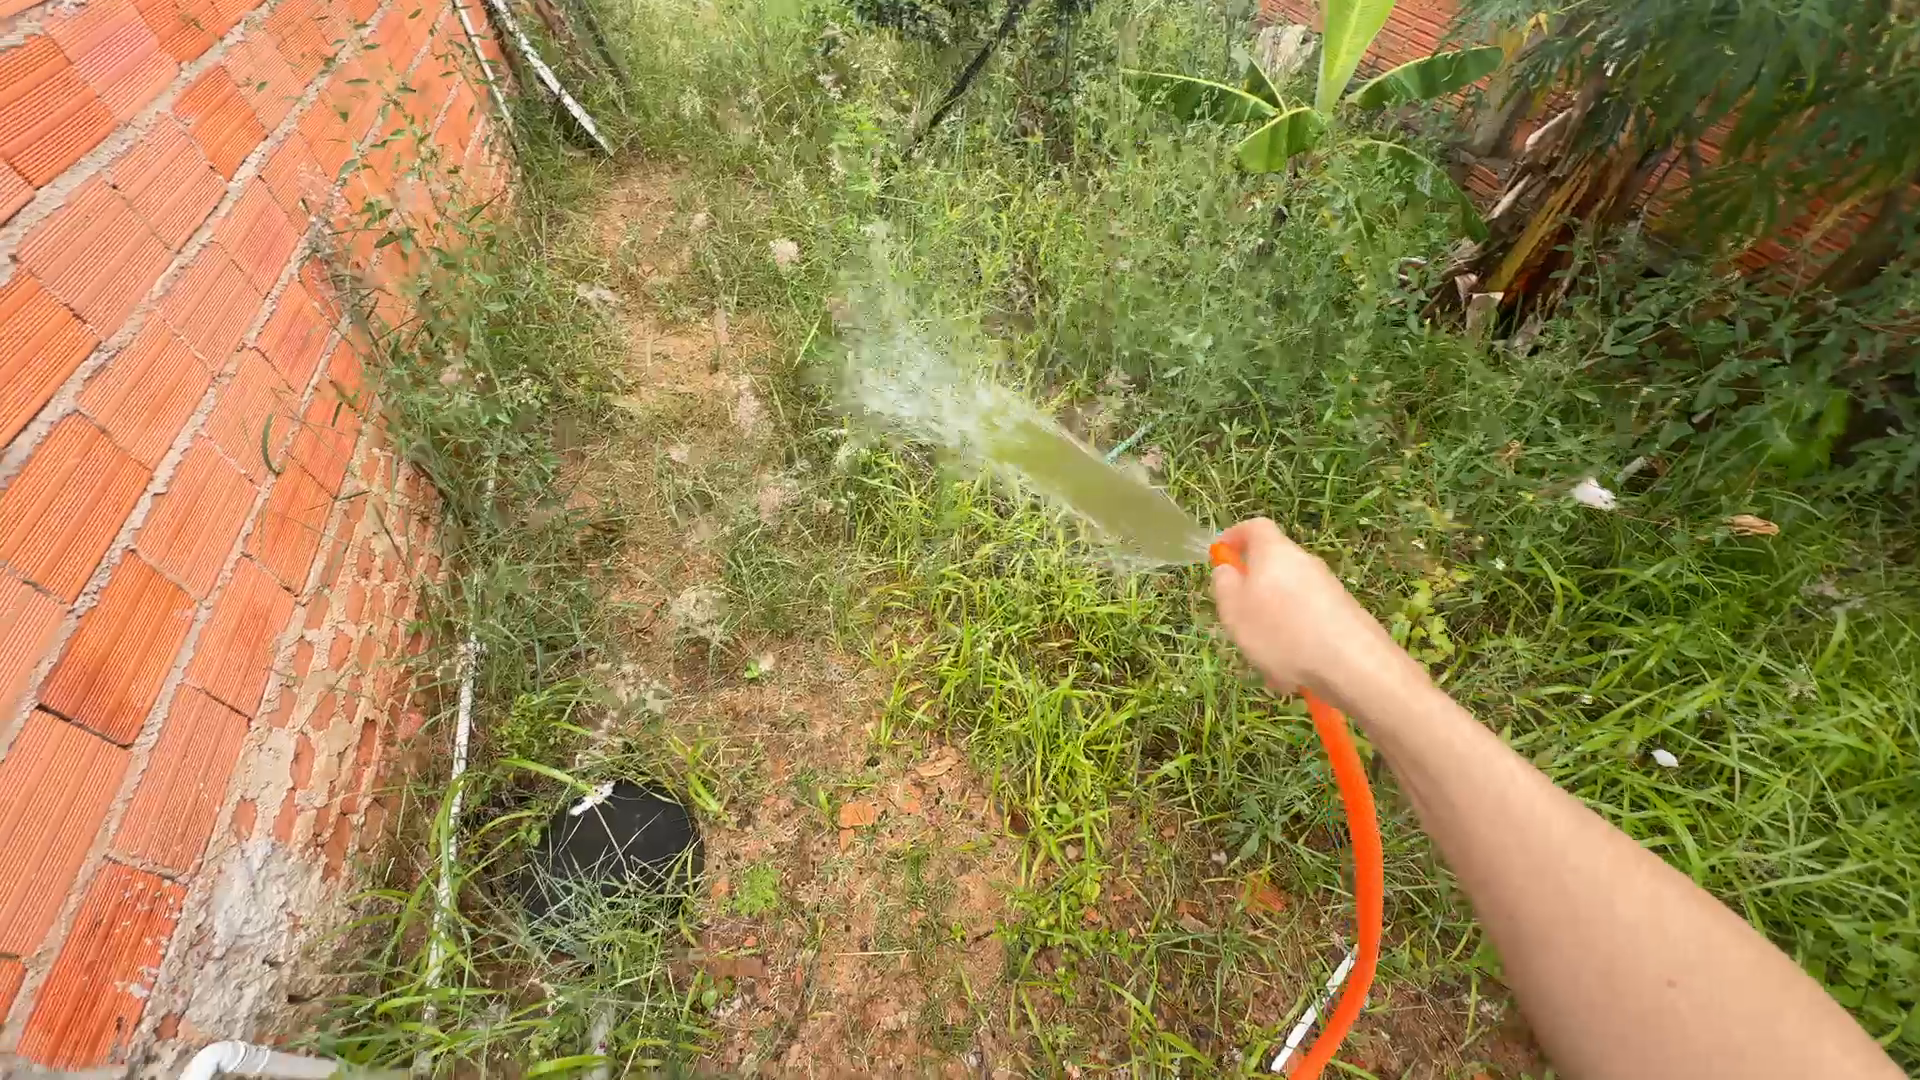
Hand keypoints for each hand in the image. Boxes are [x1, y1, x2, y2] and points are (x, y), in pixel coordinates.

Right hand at [1210, 517, 1420, 712]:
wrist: (1354, 665)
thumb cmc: (1281, 632)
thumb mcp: (1234, 610)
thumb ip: (1224, 584)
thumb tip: (1227, 569)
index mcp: (1275, 552)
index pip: (1255, 527)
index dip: (1235, 535)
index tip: (1221, 553)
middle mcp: (1304, 563)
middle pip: (1272, 565)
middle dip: (1253, 589)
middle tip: (1238, 617)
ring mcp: (1328, 588)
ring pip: (1288, 597)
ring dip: (1272, 621)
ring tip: (1267, 657)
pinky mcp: (1344, 613)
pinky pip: (1307, 619)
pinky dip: (1294, 638)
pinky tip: (1293, 670)